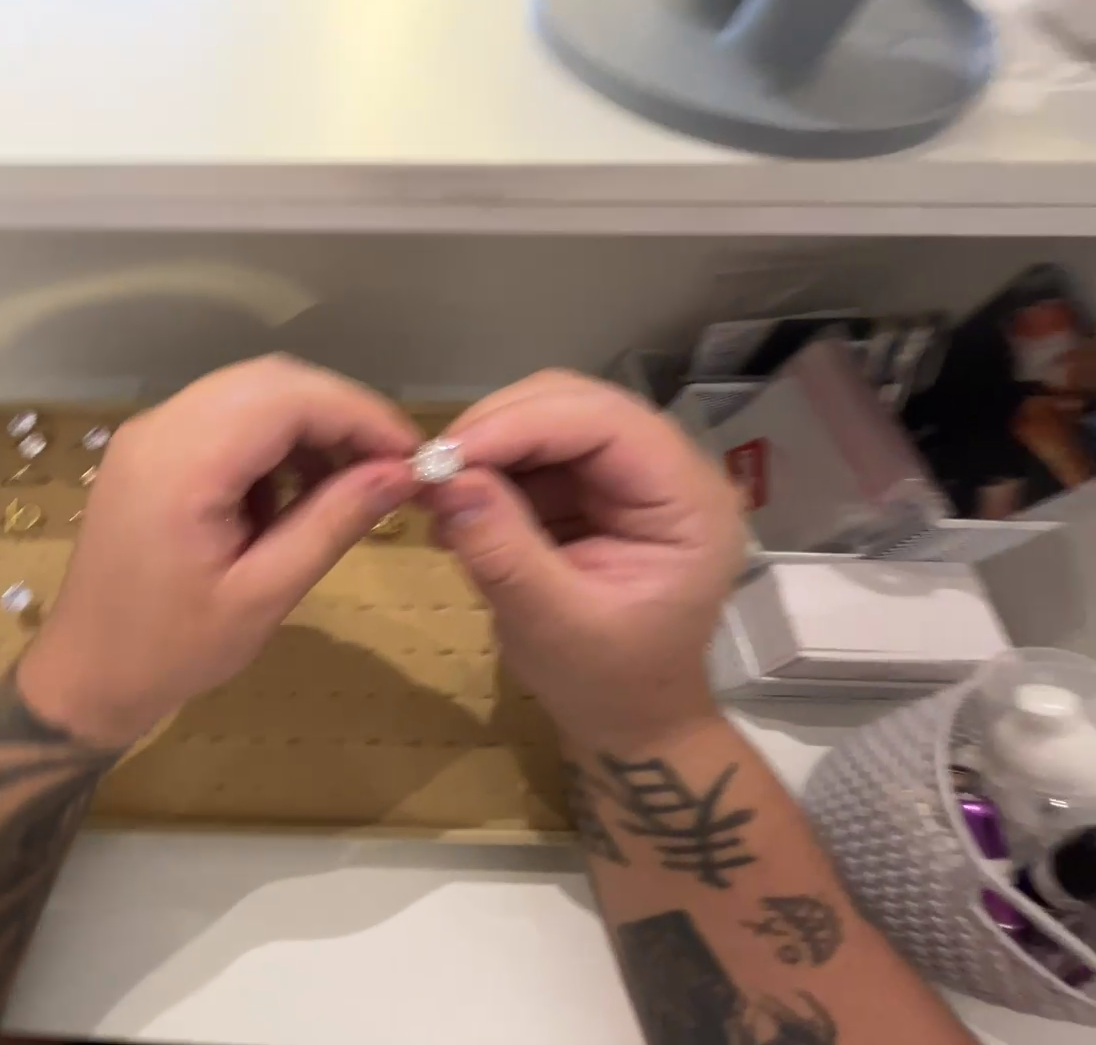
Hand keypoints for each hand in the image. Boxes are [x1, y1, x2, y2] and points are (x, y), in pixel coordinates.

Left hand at [18, 355, 422, 745]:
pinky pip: (219, 422)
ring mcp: (146, 436)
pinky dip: (264, 445)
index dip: (359, 413)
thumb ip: (332, 523)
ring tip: (335, 492)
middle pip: (267, 382)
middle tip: (383, 470)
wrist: (87, 672)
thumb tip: (401, 473)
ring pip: (245, 396)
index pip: (287, 396)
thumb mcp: (263, 594)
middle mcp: (157, 428)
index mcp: (181, 463)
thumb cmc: (172, 649)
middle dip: (335, 416)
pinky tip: (280, 499)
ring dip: (300, 430)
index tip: (411, 455)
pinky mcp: (146, 452)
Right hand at [422, 371, 744, 751]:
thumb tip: (443, 481)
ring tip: (438, 496)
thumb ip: (501, 549)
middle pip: (572, 402)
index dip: (519, 426)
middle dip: (494, 428)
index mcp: (686, 502)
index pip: (605, 423)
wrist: (622, 715)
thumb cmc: (603, 680)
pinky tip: (456, 510)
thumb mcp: (549, 622)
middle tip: (431, 472)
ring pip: (541, 417)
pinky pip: (523, 452)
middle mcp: (662, 472)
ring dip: (481, 447)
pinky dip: (481, 470)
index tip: (442, 460)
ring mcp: (621, 476)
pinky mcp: (583, 488)